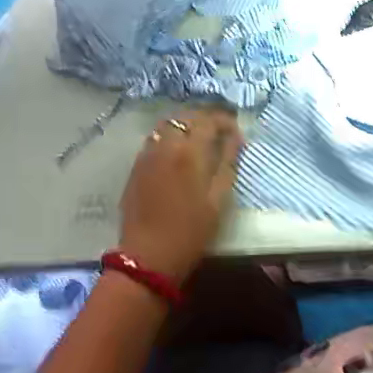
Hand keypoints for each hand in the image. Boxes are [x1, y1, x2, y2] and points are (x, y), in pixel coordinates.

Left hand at [118, 108, 242, 283]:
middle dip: (205, 119)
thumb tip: (236, 137)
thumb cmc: (191, 231)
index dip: (225, 120)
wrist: (148, 257)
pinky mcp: (136, 166)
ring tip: (199, 139)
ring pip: (167, 124)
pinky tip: (177, 153)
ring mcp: (147, 153)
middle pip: (186, 116)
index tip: (236, 131)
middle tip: (219, 132)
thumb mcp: (219, 199)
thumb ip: (228, 162)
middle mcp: (166, 144)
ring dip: (185, 124)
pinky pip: (154, 138)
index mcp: (190, 151)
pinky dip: (169, 136)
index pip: (209, 119)